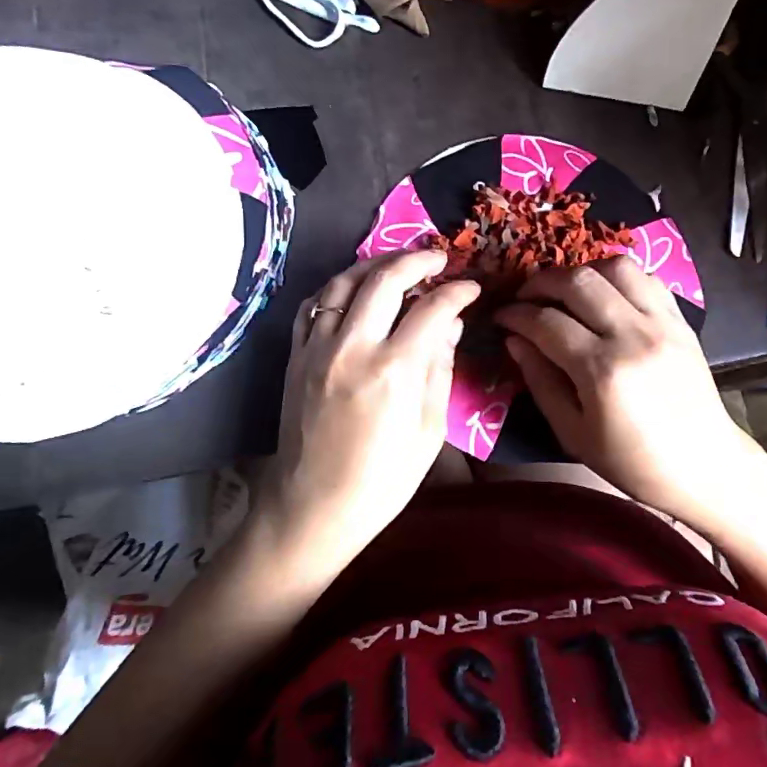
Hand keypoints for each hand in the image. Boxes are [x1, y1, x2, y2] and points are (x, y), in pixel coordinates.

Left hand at [267, 250, 480, 565]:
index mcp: (394, 370)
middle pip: (385, 279)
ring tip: (398, 264)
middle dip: (417, 260)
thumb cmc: (383, 479)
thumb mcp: (429, 430)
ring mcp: (317, 349)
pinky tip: (354, 290)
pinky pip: (312, 306)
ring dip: (375, 264)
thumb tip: (450, 325)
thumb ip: (440, 369)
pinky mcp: (295, 357)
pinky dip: (336, 288)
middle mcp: (353, 347)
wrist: (313, 507)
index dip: (457, 292)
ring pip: (343, 282)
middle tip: (438, 259)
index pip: (432, 309)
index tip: (471, 288)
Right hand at [494, 257, 753, 514]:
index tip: (501, 317)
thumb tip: (515, 339)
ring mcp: (661, 322)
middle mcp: (632, 335)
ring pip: (615, 267)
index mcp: (602, 371)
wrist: (703, 465)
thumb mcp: (572, 433)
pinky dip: (618, 276)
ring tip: (565, 291)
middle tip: (525, 297)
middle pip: (577, 281)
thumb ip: (540, 380)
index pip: (546, 321)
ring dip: (582, 271)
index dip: (516, 314)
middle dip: (541, 282)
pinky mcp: (681, 320)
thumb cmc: (632, 461)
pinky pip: (646, 278)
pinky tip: (604, 294)